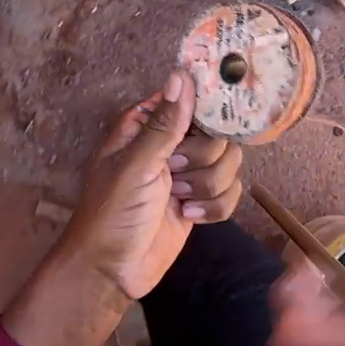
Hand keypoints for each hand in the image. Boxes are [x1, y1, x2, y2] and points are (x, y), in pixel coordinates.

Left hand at [62, 70, 244, 299]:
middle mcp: (172, 143)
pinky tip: (188, 217)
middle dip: (202, 160)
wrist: (112, 271)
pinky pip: (232, 192)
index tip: (210, 123)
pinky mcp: (202, 200)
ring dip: (207, 187)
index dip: (206, 109)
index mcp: (148, 125)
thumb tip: (181, 74)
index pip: (191, 98)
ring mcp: (190, 172)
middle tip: (174, 174)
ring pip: (230, 163)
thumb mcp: (135, 166)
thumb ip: (164, 124)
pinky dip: (215, 208)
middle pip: (219, 133)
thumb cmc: (112, 213)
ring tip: (178, 200)